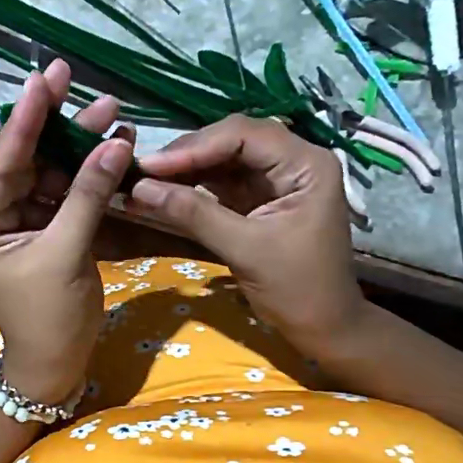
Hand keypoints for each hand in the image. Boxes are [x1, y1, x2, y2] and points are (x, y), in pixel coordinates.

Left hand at [0, 60, 134, 406]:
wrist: (60, 363)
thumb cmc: (48, 316)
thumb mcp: (66, 253)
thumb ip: (88, 196)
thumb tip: (114, 143)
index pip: (3, 163)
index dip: (27, 120)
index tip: (45, 79)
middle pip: (29, 161)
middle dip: (58, 127)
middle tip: (80, 84)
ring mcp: (24, 221)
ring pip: (53, 173)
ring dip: (82, 147)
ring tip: (112, 114)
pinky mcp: (51, 230)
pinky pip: (70, 194)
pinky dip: (92, 175)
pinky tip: (115, 148)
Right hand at [126, 115, 366, 356]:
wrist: (323, 326)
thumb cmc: (296, 289)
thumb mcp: (245, 249)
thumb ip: (194, 214)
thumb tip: (140, 188)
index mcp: (306, 164)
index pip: (244, 136)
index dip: (195, 147)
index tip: (151, 165)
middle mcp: (295, 161)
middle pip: (233, 141)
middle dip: (188, 155)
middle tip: (143, 171)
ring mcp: (278, 179)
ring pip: (225, 159)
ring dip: (187, 169)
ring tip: (146, 180)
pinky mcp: (262, 199)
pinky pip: (224, 182)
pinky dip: (195, 187)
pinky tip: (165, 191)